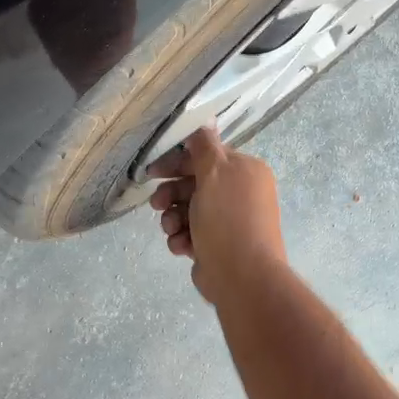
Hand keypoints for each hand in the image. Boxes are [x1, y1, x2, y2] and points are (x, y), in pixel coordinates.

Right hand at [148, 126, 285, 303]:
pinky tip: (182, 246)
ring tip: (173, 230)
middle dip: (171, 194)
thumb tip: (203, 121)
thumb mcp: (214, 172)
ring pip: (188, 211)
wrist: (242, 276)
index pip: (206, 156)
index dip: (177, 162)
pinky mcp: (217, 246)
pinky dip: (182, 238)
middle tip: (156, 204)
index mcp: (245, 171)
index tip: (153, 171)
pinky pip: (191, 233)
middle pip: (193, 184)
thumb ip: (204, 146)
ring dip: (173, 218)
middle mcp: (240, 194)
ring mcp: (229, 221)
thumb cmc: (228, 219)